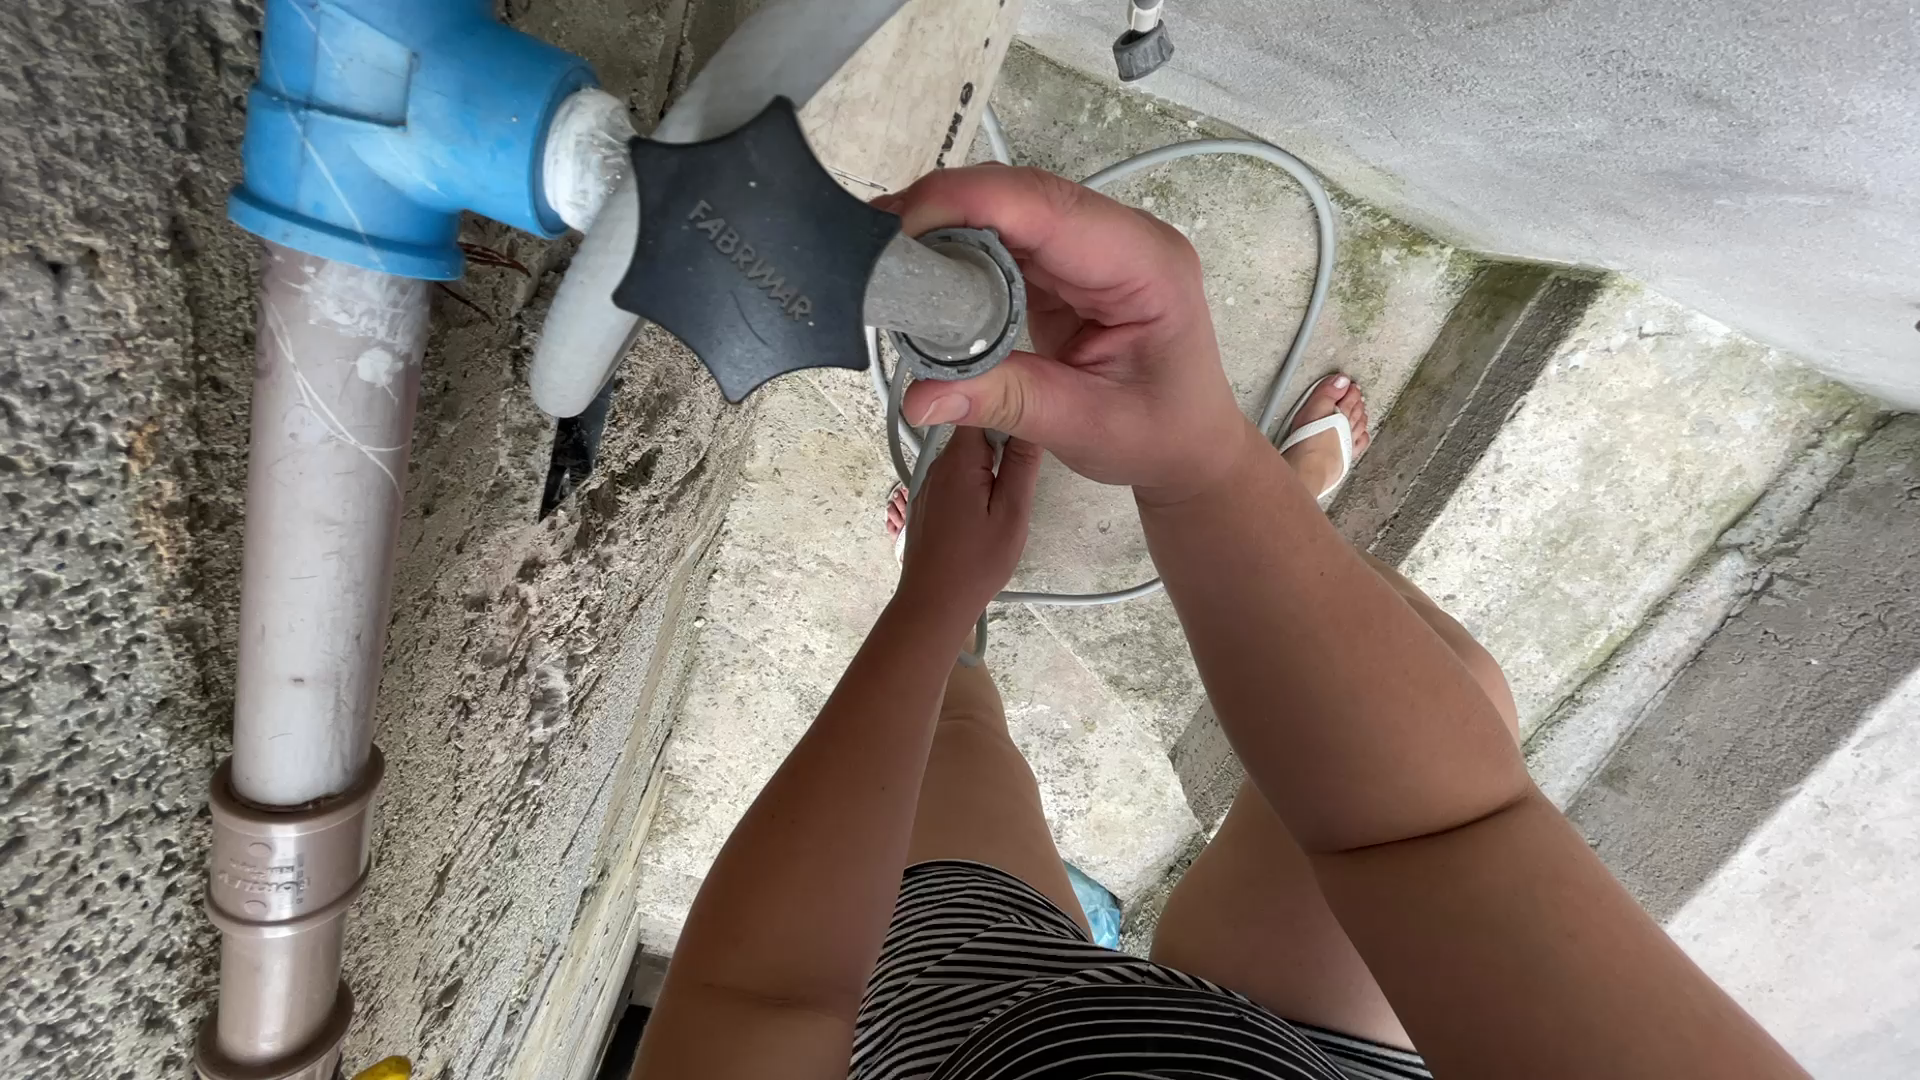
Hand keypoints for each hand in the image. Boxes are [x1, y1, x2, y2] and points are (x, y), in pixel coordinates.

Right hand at [882, 166, 1251, 504]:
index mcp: (1144, 265)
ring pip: (1008, 219)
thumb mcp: (1084, 426)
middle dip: (947, 214)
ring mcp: (1093, 254)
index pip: (1049, 208)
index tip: (901, 223)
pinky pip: (1007, 250)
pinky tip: (927, 278)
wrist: (1187, 448)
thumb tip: (921, 396)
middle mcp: (1120, 243)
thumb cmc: (1158, 436)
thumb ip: (1006, 401)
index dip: (970, 203)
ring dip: (949, 235)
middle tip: (879, 247)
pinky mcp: (1068, 273)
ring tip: (892, 261)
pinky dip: (963, 262)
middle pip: (1022, 201)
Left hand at [898, 427, 1042, 619]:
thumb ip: (1022, 463)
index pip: (983, 408)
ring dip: (987, 467)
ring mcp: (927, 484)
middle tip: (1023, 473)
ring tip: (1003, 498)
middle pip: (974, 432)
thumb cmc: (975, 564)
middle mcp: (936, 465)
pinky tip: (982, 513)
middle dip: (1001, 444)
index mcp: (957, 460)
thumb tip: (1032, 421)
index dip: (1010, 412)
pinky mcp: (926, 502)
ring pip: (964, 457)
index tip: (1031, 426)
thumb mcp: (1012, 512)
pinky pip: (953, 478)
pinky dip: (972, 485)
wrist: (933, 603)